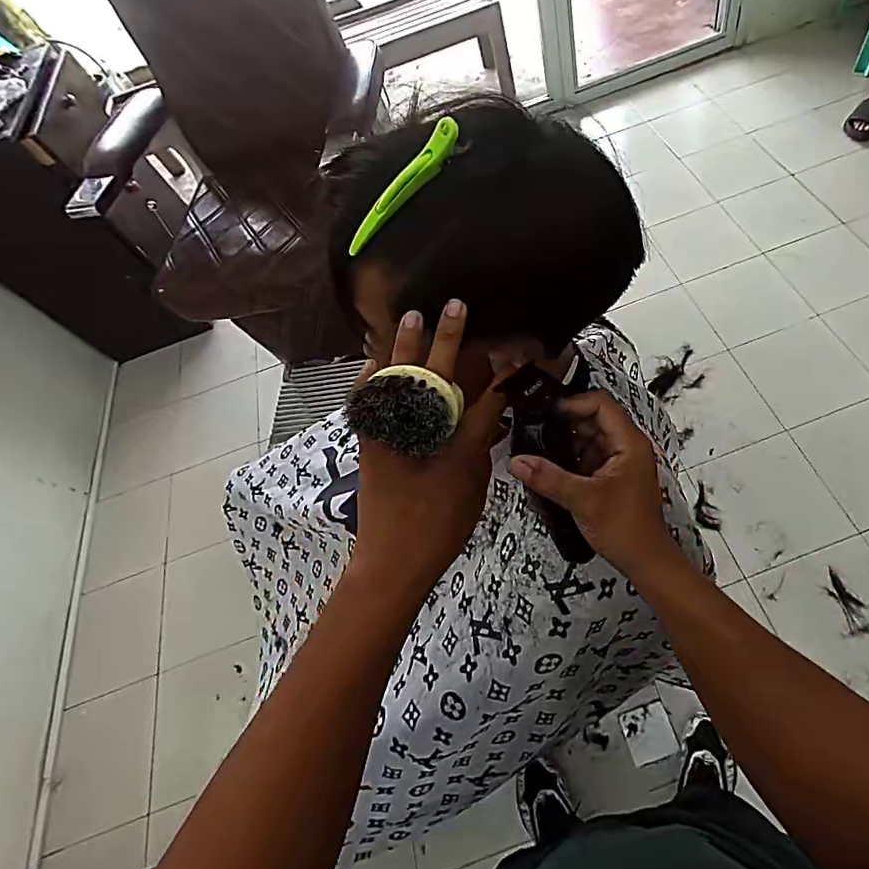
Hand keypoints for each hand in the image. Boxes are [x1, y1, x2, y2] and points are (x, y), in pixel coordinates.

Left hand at [348, 301, 510, 603]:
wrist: (394, 562)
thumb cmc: (436, 520)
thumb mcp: (468, 473)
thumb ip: (480, 429)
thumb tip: (495, 399)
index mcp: (428, 425)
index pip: (459, 380)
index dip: (479, 353)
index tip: (493, 329)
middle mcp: (400, 421)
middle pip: (425, 369)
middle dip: (442, 337)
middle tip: (452, 306)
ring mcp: (382, 434)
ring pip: (395, 381)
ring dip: (405, 350)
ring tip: (411, 320)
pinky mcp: (373, 449)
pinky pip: (374, 406)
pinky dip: (377, 383)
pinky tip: (378, 367)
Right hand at [506, 392, 678, 571]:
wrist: (644, 558)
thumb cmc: (629, 530)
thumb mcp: (583, 500)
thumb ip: (548, 478)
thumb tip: (520, 461)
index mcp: (630, 443)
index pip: (601, 404)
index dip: (574, 403)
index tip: (549, 412)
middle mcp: (628, 446)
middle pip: (593, 418)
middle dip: (565, 424)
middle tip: (538, 431)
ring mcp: (620, 460)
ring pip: (589, 437)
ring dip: (566, 442)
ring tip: (541, 450)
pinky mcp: (612, 474)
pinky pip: (589, 455)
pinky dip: (571, 458)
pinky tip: (553, 468)